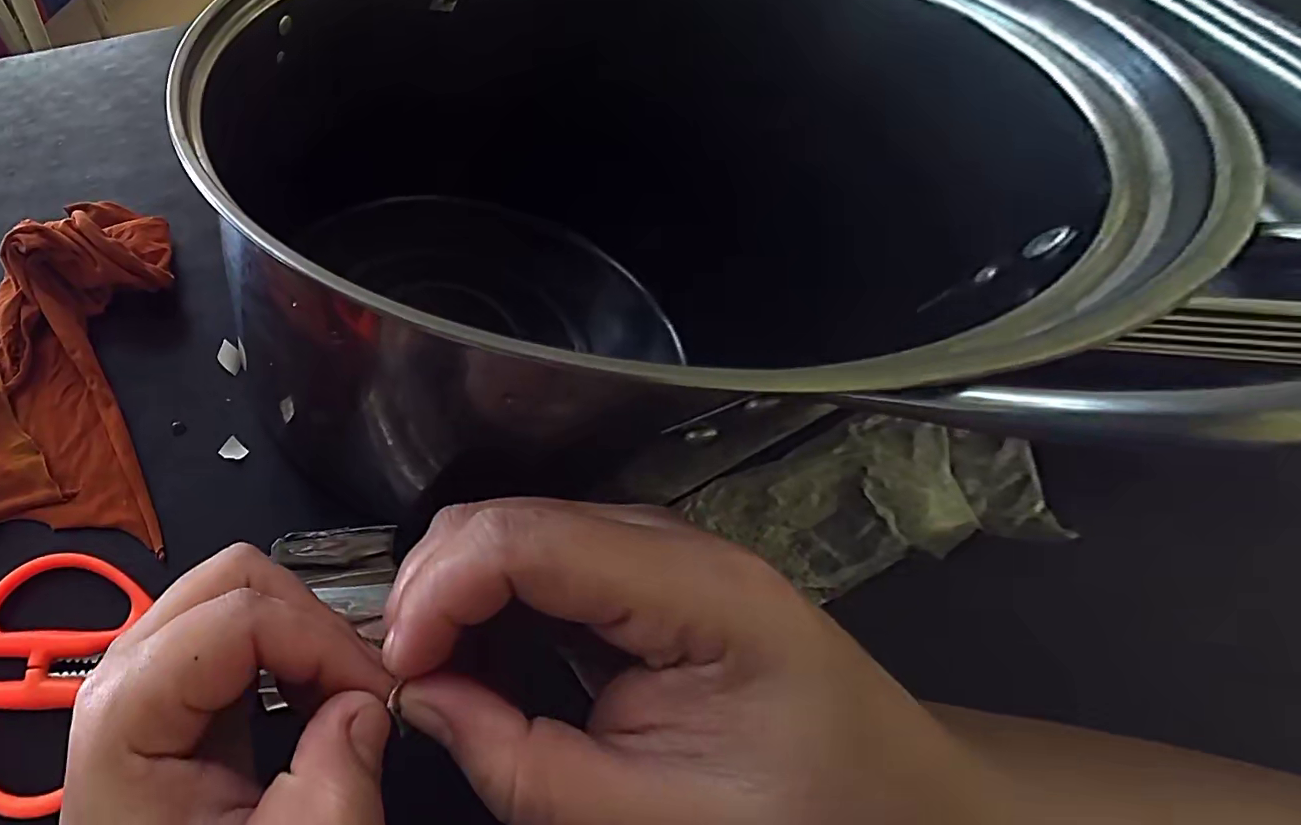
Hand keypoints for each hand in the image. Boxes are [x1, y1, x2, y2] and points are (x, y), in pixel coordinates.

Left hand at [63, 543, 397, 823]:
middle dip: (310, 619)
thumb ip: (336, 784)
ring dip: (303, 629)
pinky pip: (239, 623)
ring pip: (240, 588)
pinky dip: (288, 644)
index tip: (375, 690)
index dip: (320, 640)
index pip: (240, 615)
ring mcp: (148, 665)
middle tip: (358, 680)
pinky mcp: (175, 679)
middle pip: (234, 576)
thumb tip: (369, 703)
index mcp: (126, 709)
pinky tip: (308, 694)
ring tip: (338, 690)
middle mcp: (126, 668)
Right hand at [380, 498, 1007, 824]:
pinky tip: (475, 649)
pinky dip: (482, 595)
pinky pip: (528, 553)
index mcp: (688, 587)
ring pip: (505, 526)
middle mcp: (658, 534)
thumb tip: (422, 695)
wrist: (913, 808)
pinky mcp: (627, 559)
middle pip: (503, 517)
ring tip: (432, 664)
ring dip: (450, 587)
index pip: (524, 539)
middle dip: (432, 583)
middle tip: (404, 666)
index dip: (441, 588)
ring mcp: (641, 538)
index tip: (399, 660)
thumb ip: (520, 764)